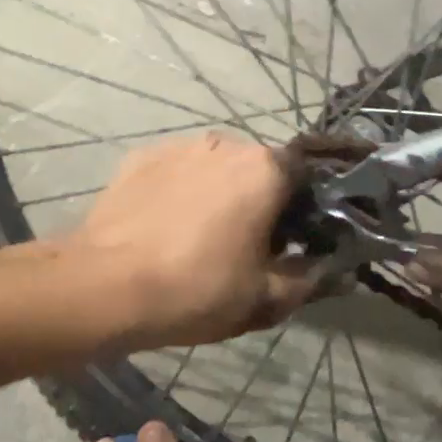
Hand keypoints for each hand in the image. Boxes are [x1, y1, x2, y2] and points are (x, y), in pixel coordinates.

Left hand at [64, 134, 315, 349]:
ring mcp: (178, 145)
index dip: (306, 209)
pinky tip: (166, 227)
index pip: (304, 176)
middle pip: (257, 168)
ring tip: (202, 238)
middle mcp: (224, 143)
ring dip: (218, 193)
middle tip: (251, 247)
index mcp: (264, 168)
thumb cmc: (196, 289)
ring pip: (213, 168)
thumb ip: (309, 279)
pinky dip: (179, 191)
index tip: (298, 242)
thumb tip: (335, 267)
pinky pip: (175, 171)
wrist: (106, 284)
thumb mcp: (264, 299)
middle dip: (261, 201)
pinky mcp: (141, 156)